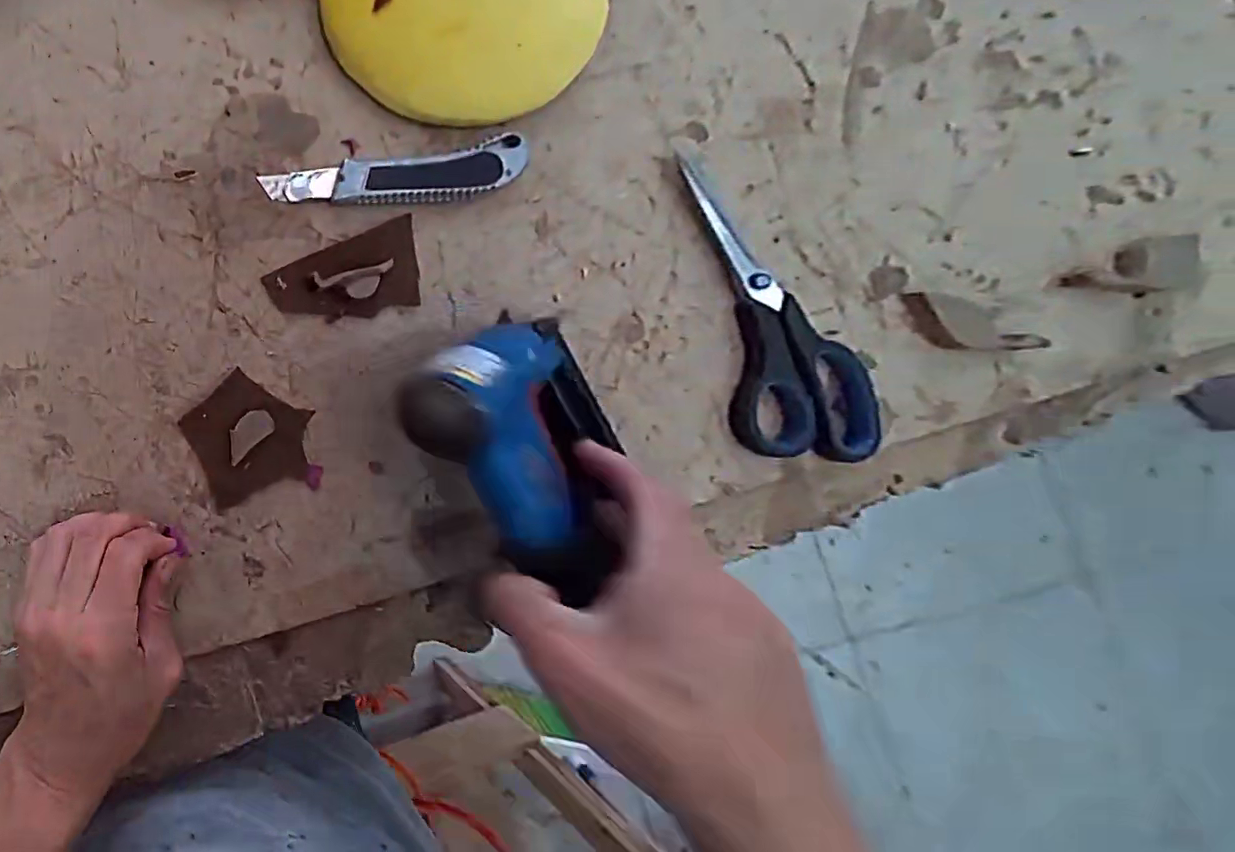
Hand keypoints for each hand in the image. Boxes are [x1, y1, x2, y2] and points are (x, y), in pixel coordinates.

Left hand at [5, 512, 183, 806]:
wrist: (59, 755)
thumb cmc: (120, 718)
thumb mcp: (161, 668)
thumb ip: (161, 605)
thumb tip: (169, 555)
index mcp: (101, 633)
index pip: (123, 554)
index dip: (151, 539)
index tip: (169, 546)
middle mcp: (62, 615)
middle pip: (92, 536)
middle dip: (128, 523)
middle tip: (150, 534)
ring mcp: (35, 610)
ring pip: (63, 535)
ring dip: (98, 523)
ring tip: (122, 534)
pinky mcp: (22, 610)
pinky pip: (42, 550)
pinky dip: (70, 535)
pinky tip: (92, 545)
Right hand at [481, 444, 864, 851]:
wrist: (767, 814)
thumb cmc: (658, 718)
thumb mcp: (564, 658)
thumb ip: (516, 603)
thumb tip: (494, 578)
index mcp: (675, 566)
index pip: (647, 489)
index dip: (611, 464)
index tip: (580, 452)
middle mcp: (722, 582)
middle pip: (666, 531)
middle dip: (617, 519)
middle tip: (572, 529)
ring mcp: (756, 625)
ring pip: (688, 575)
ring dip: (644, 567)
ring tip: (602, 599)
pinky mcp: (772, 665)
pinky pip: (712, 612)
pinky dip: (673, 606)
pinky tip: (651, 655)